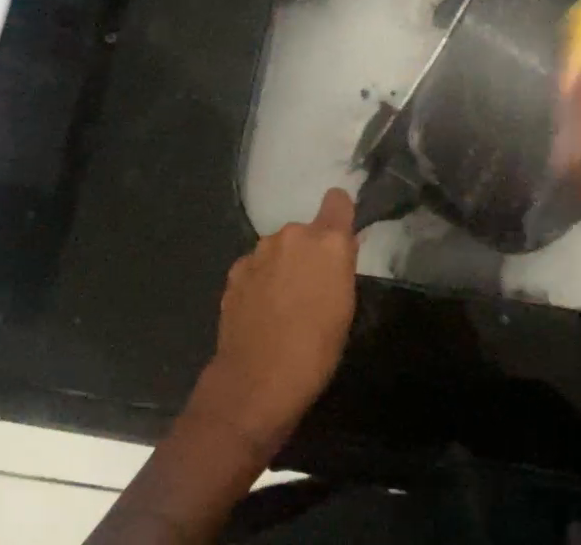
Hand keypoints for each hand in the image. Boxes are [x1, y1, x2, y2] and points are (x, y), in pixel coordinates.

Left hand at [190, 189, 356, 452]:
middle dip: (308, 251)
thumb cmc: (316, 349)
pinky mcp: (235, 271)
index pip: (337, 200)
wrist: (256, 380)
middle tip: (312, 287)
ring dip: (282, 266)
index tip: (340, 236)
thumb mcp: (345, 307)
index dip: (339, 214)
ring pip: (278, 249)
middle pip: (305, 232)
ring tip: (283, 305)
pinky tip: (260, 312)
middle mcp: (292, 235)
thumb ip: (340, 267)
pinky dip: (260, 281)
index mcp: (327, 241)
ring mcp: (259, 252)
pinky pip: (256, 267)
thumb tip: (337, 249)